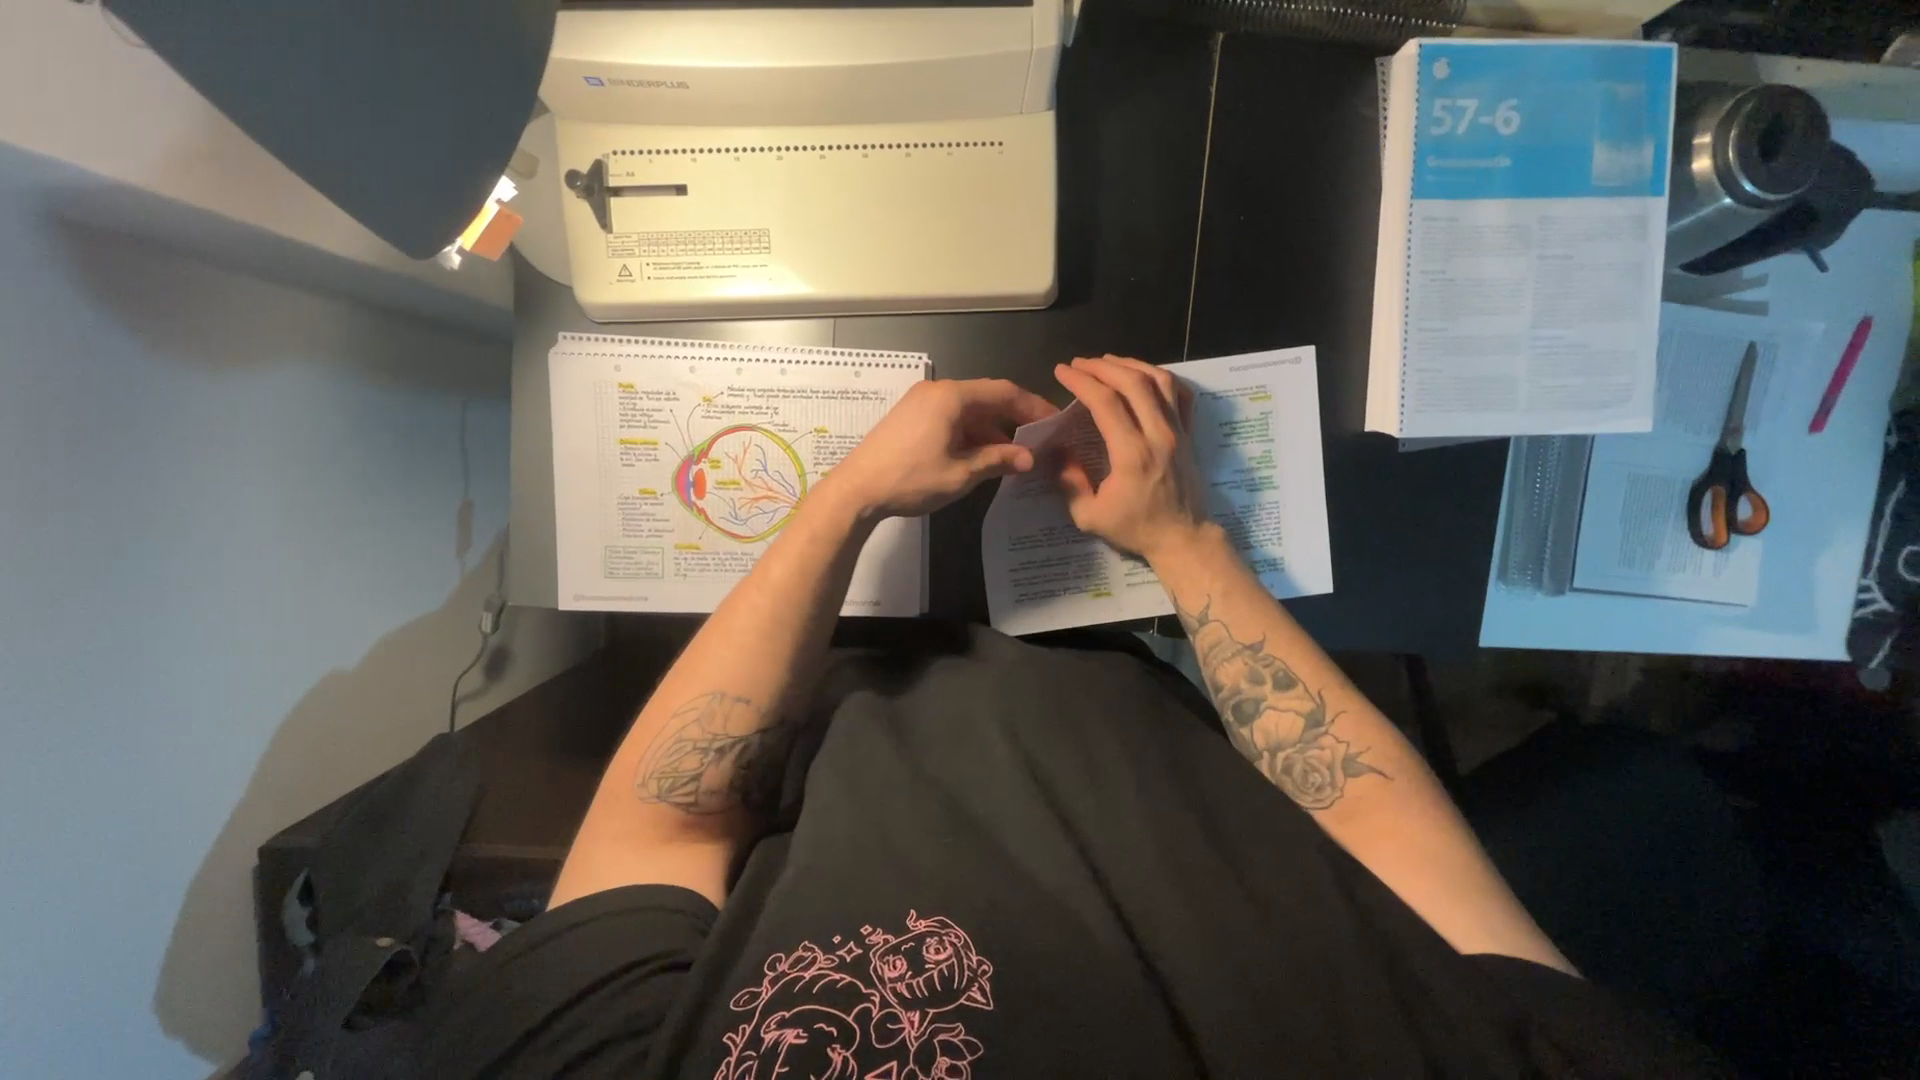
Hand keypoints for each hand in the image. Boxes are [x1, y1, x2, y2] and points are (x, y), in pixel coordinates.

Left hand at [817, 378, 1058, 519]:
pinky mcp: (911, 416)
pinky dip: (971, 433)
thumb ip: (997, 460)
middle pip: (988, 398)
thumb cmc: (911, 479)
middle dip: (1015, 419)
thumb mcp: (961, 474)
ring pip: (969, 410)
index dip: (1034, 407)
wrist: (856, 489)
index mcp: (953, 397)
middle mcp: (938, 391)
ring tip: (1016, 455)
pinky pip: (952, 417)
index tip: (1055, 423)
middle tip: (1041, 439)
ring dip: (993, 429)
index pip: (1005, 392)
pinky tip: (983, 455)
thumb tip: (1029, 459)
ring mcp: (922, 402)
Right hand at [1051, 355, 1212, 561]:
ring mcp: (1178, 431)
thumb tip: (1057, 452)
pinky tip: (1145, 375)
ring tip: (1108, 362)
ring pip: (1160, 381)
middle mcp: (1158, 434)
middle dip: (1102, 367)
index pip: (1106, 402)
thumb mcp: (1089, 516)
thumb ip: (1070, 482)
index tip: (1062, 372)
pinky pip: (1182, 395)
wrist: (1183, 539)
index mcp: (1132, 454)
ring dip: (1132, 365)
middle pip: (1133, 382)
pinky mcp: (1190, 434)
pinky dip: (1163, 378)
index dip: (1081, 382)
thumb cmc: (1136, 529)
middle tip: (1079, 363)